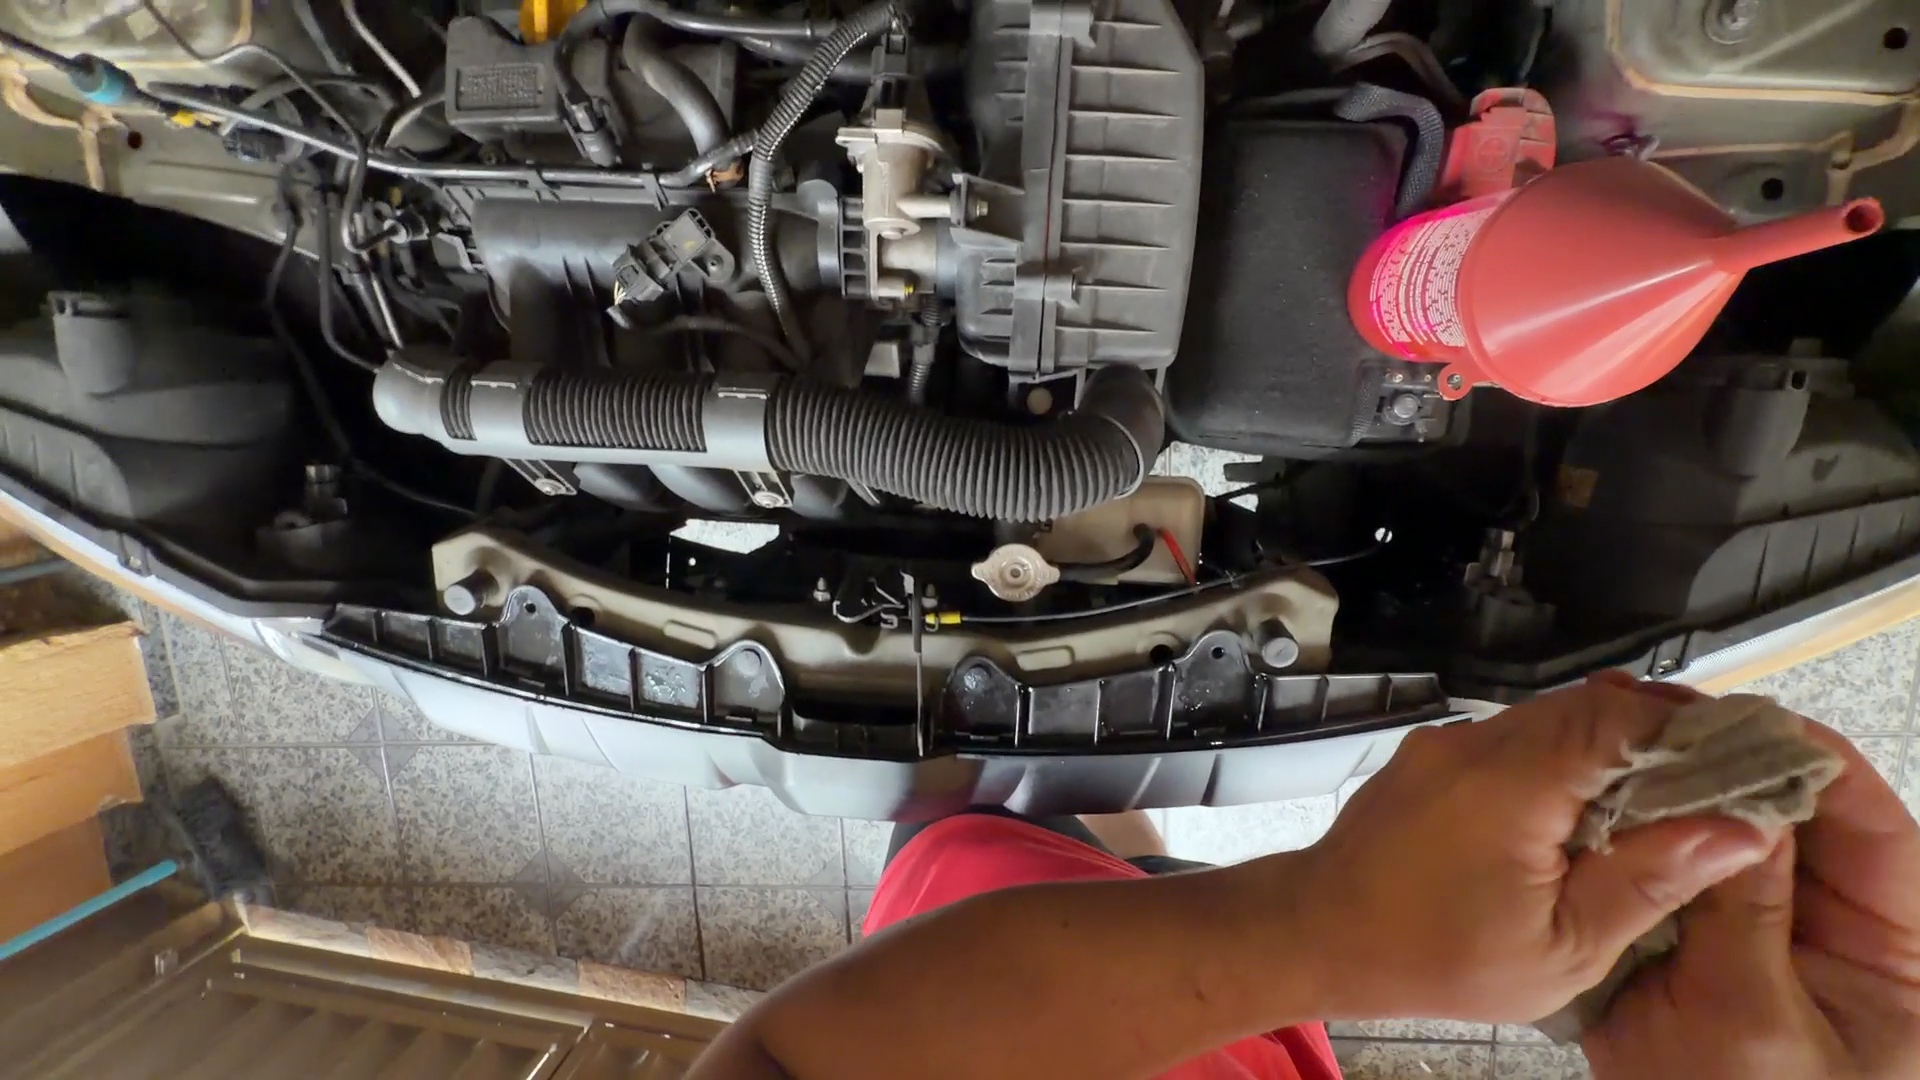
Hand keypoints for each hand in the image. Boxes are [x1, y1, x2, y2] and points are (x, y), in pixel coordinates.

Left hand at [1289, 672, 1775, 1023]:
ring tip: (1661, 798)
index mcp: (1504, 783)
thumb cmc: (1436, 953)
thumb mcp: (1563, 945)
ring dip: (1603, 746)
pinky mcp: (1424, 758)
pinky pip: (1504, 739)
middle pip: (1576, 708)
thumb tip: (1737, 828)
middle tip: (1717, 781)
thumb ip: (1648, 878)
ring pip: (1540, 719)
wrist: (1322, 927)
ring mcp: (1437, 746)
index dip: (1684, 726)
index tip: (1744, 756)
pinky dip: (1554, 757)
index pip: (1609, 716)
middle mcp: (1465, 745)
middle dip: (1654, 733)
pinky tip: (1583, 804)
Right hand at [1585, 724, 1919, 1079]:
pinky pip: (1670, 848)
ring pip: (1724, 826)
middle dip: (1736, 763)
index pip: (1878, 839)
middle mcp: (1823, 916)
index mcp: (1888, 952)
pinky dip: (1640, 815)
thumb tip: (1741, 806)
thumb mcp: (1748, 1014)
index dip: (1825, 772)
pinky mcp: (1685, 907)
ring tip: (1626, 736)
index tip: (1753, 720)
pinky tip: (1602, 783)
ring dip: (1680, 783)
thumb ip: (1747, 912)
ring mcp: (1749, 909)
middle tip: (1663, 715)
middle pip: (1795, 819)